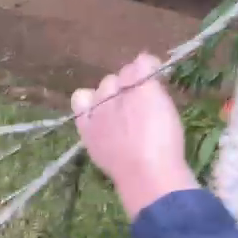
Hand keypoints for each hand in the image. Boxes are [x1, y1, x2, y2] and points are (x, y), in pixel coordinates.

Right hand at [72, 54, 198, 219]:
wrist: (145, 173)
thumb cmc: (131, 173)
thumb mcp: (105, 153)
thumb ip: (104, 132)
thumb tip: (110, 123)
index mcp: (87, 125)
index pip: (81, 97)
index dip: (97, 100)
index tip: (113, 112)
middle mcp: (98, 106)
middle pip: (106, 84)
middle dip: (120, 92)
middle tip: (137, 111)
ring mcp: (120, 95)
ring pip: (125, 73)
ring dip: (136, 82)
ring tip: (150, 101)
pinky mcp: (142, 89)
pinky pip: (143, 63)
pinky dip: (150, 66)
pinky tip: (157, 75)